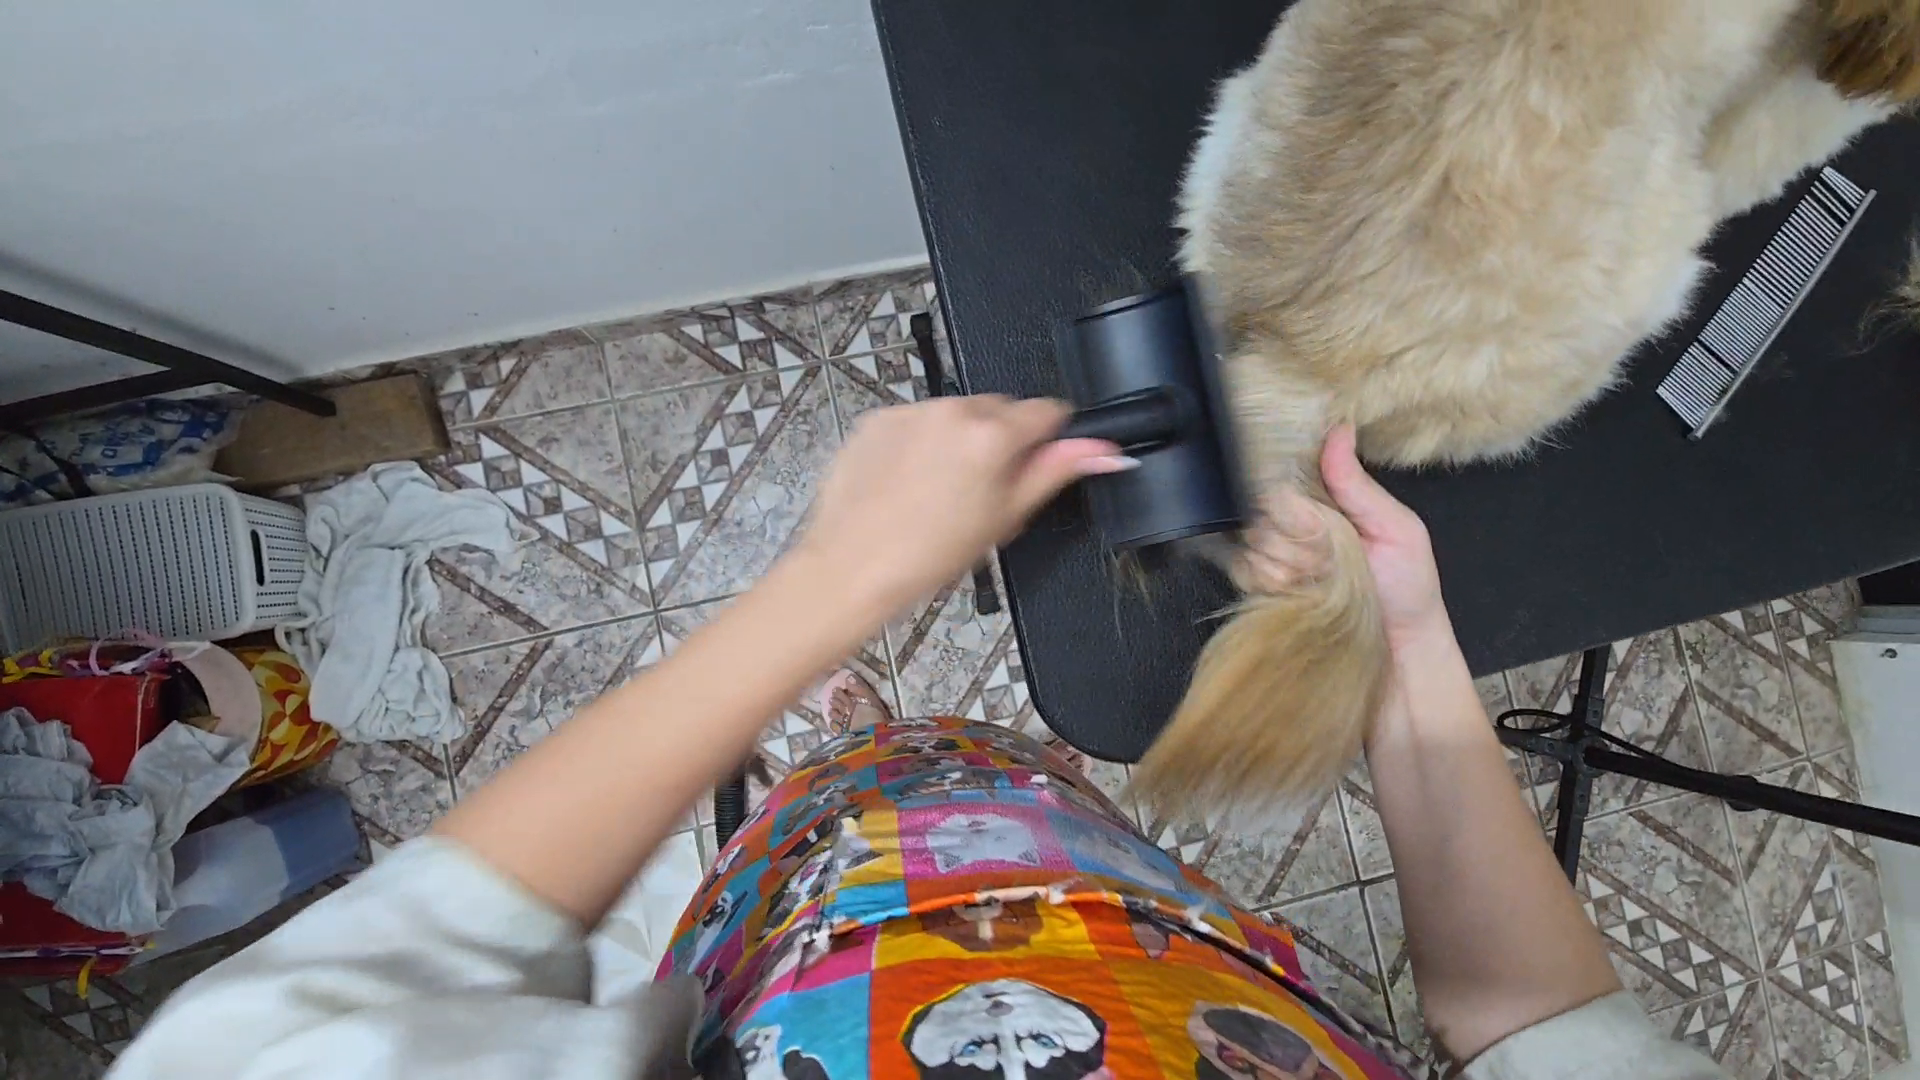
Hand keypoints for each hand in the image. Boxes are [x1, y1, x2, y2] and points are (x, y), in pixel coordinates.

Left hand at [799, 395, 1129, 610]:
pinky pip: (916, 421)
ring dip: (959, 440)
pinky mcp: (877, 419)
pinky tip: (910, 482)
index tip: (1034, 463)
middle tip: (982, 491)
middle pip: (999, 410)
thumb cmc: (927, 555)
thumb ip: (1056, 472)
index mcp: (992, 434)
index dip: (1048, 440)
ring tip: (940, 491)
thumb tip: (1103, 450)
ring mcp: (910, 412)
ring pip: (956, 415)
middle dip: (1000, 440)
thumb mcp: (1005, 518)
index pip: (1048, 411)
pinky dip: (920, 442)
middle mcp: (951, 411)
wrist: (852, 568)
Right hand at [1239, 424, 1448, 650]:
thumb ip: (1359, 485)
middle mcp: (1297, 529)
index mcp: (1327, 506)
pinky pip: (1244, 572)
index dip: (1293, 505)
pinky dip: (1269, 583)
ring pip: (1252, 544)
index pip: (1283, 485)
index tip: (1315, 525)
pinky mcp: (1263, 590)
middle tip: (1325, 561)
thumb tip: (1340, 429)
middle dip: (1293, 540)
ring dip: (1284, 565)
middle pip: (1262, 515)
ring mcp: (1277, 560)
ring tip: (1316, 582)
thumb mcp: (1397, 528)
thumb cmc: (1408, 588)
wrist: (1398, 652)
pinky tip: (1296, 594)